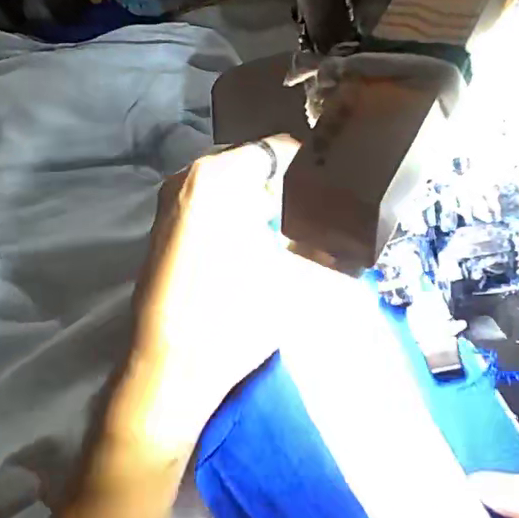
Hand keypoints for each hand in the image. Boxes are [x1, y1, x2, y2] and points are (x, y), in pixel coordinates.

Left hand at [104, 135, 306, 465]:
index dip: (311, 168)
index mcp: (216, 177)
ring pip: (231, 185)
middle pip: (252, 164)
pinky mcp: (163, 228)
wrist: (170, 369)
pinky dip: (237, 215)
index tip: (335, 190)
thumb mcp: (296, 281)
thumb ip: (328, 250)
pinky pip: (212, 204)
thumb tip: (355, 241)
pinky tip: (257, 245)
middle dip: (286, 186)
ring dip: (261, 202)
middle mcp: (187, 177)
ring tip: (292, 231)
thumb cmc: (232, 318)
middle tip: (318, 213)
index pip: (277, 149)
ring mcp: (170, 202)